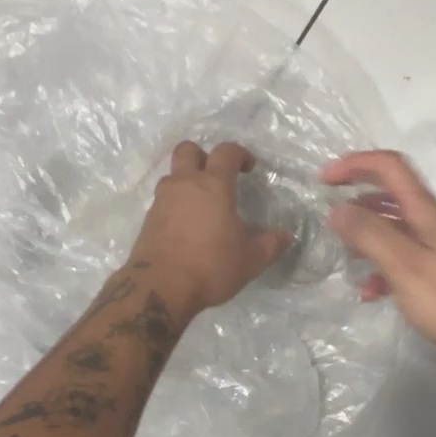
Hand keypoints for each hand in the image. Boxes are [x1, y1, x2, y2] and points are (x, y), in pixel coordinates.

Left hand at [128, 142, 292, 310]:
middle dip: (204, 156)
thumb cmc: (211, 266)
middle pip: (188, 150)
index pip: (226, 152)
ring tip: (201, 205)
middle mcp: (184, 184)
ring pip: (173, 175)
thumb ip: (271, 244)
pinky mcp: (149, 219)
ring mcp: (162, 200)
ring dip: (186, 181)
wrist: (162, 286)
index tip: (248, 167)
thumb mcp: (251, 260)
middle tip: (217, 177)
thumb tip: (286, 236)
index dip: (239, 154)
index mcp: (213, 186)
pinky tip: (187, 227)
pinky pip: (164, 200)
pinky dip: (176, 205)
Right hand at [323, 151, 435, 356]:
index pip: (390, 167)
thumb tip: (337, 209)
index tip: (325, 180)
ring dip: (366, 234)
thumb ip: (370, 234)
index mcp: (426, 211)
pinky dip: (381, 269)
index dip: (356, 164)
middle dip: (357, 198)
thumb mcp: (404, 265)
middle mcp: (431, 223)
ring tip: (344, 252)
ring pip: (394, 228)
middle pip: (391, 194)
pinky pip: (401, 259)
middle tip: (329, 214)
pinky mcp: (435, 273)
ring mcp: (435, 248)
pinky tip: (369, 292)